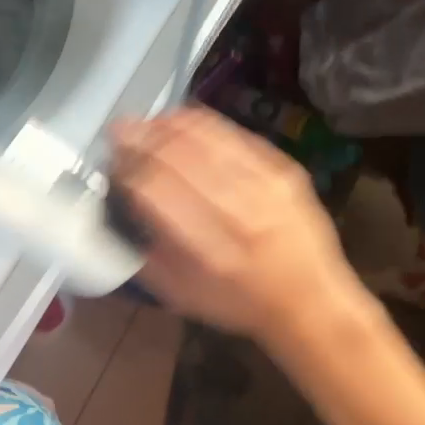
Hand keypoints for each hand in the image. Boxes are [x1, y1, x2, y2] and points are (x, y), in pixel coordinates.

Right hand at [112, 108, 371, 348]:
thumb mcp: (179, 292)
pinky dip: (201, 124)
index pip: (153, 189)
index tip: (113, 160)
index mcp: (205, 249)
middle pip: (175, 156)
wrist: (311, 303)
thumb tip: (117, 205)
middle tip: (120, 131)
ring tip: (146, 123)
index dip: (127, 168)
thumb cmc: (237, 303)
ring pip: (204, 139)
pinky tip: (180, 121)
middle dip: (140, 138)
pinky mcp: (282, 170)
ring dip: (166, 125)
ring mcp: (263, 187)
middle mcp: (236, 214)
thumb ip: (142, 251)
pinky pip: (233, 134)